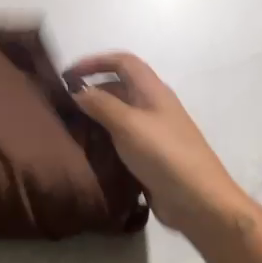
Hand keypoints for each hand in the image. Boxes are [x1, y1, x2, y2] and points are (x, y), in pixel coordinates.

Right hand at [67, 52, 241, 230]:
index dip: (95, 62)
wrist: (198, 200)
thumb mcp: (128, 124)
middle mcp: (153, 106)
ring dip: (95, 114)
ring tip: (70, 125)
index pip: (122, 62)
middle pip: (119, 86)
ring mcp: (152, 131)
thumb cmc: (164, 154)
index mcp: (152, 91)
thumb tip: (77, 90)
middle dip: (92, 89)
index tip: (68, 75)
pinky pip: (121, 136)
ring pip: (119, 113)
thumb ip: (100, 104)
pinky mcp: (149, 154)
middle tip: (63, 103)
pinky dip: (104, 136)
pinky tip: (88, 147)